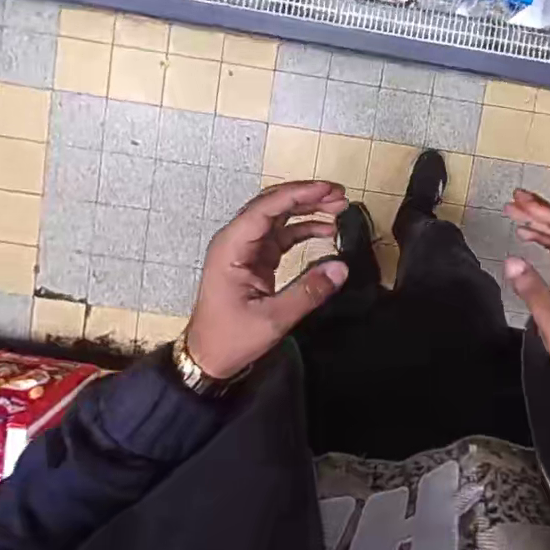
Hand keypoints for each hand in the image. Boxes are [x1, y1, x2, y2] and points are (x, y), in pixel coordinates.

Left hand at [185, 180, 349, 378]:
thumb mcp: (272, 319)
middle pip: (273, 204)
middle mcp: (237, 241)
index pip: (266, 207)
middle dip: (307, 195)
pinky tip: (327, 230)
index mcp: (232, 248)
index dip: (299, 194)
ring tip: (339, 207)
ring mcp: (246, 249)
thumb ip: (308, 291)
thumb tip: (340, 268)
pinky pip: (282, 234)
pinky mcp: (256, 259)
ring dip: (308, 208)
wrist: (208, 359)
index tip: (328, 190)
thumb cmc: (230, 338)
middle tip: (340, 194)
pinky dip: (304, 228)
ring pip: (279, 216)